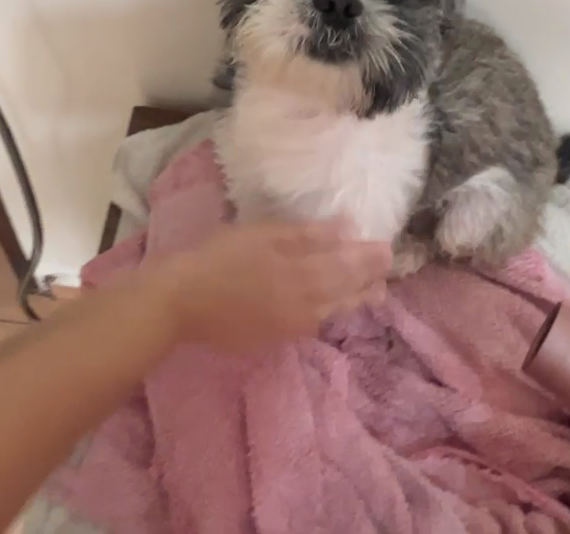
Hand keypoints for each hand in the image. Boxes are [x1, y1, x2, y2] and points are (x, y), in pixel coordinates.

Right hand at [147, 222, 391, 352]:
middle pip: (345, 294)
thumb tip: (347, 229)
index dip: (370, 258)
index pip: (348, 267)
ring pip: (332, 313)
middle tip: (385, 271)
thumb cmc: (221, 258)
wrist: (181, 303)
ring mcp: (289, 328)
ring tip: (370, 292)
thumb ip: (307, 235)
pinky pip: (312, 324)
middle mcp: (306, 308)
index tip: (388, 248)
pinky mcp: (273, 340)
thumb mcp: (263, 235)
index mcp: (304, 277)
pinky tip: (329, 307)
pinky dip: (329, 312)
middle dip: (368, 282)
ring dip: (354, 300)